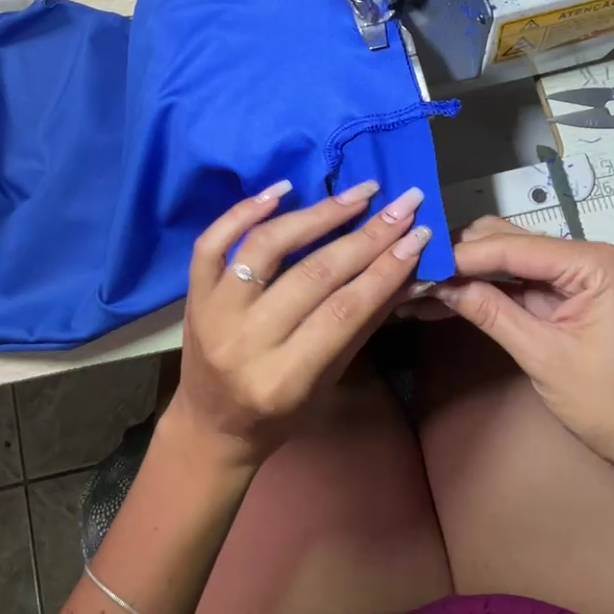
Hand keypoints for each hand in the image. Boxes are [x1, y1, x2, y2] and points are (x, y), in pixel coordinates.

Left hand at [169, 180, 431, 466]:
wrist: (211, 426)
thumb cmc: (278, 414)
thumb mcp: (327, 382)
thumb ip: (363, 325)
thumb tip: (408, 272)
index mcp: (284, 378)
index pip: (344, 311)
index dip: (385, 270)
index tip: (419, 235)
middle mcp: (245, 341)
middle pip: (313, 275)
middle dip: (366, 236)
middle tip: (402, 206)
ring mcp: (214, 312)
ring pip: (267, 248)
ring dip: (317, 214)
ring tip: (358, 194)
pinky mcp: (194, 292)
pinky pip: (214, 241)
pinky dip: (245, 210)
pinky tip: (284, 188)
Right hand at [431, 217, 613, 480]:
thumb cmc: (612, 404)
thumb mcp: (544, 357)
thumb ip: (491, 312)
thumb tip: (437, 284)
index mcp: (592, 262)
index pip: (511, 245)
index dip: (461, 255)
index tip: (414, 264)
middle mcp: (582, 256)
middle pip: (504, 241)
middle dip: (458, 258)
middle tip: (410, 273)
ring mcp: (570, 276)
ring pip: (502, 259)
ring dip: (462, 273)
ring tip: (417, 286)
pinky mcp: (559, 297)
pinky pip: (511, 284)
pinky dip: (479, 292)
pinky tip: (442, 301)